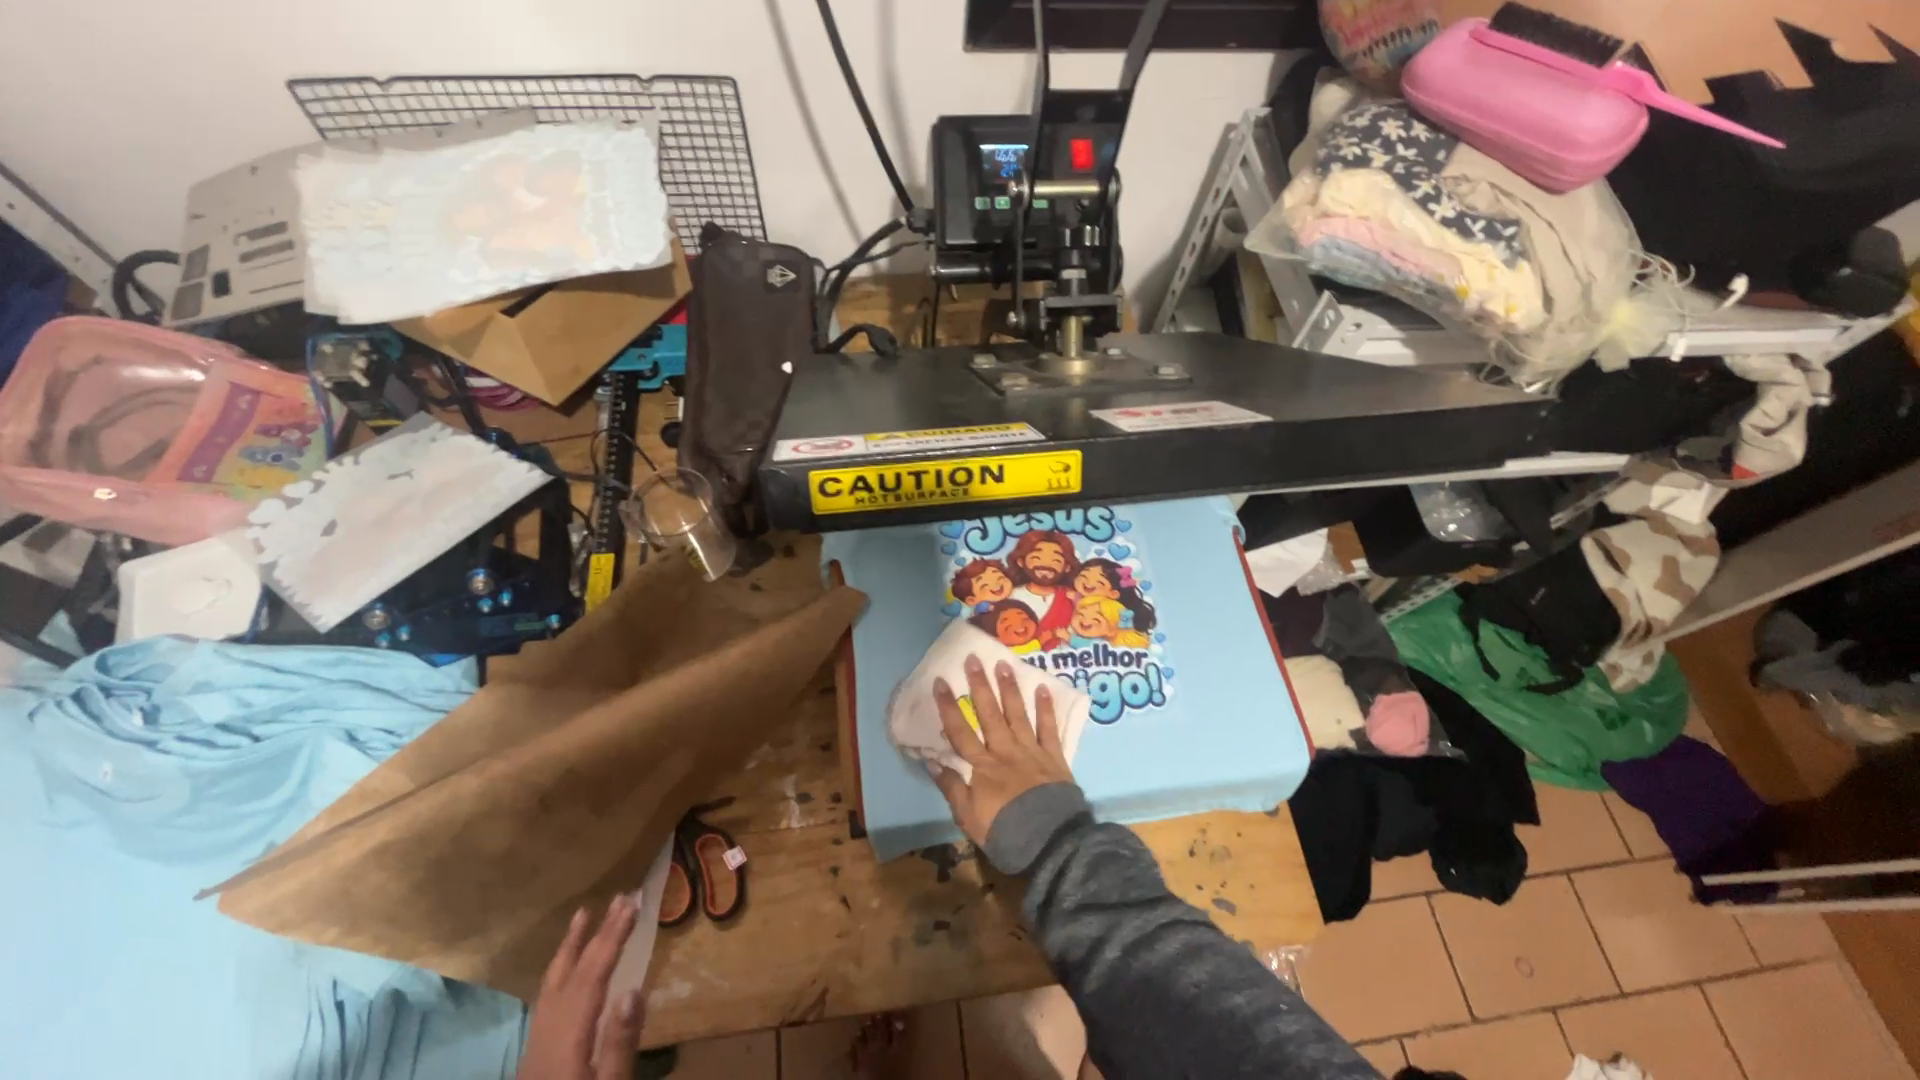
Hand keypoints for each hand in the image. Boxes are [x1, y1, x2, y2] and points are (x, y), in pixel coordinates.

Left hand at [516, 894, 644, 1079]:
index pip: (593, 977)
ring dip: (572, 949)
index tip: (633, 904)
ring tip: (583, 917)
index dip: (613, 938)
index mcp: (568, 1042)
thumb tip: (633, 988)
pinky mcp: (535, 1061)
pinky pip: (547, 1001)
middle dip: (597, 934)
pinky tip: (568, 974)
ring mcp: (537, 1049)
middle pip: (572, 975)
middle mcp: (547, 1037)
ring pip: (551, 987)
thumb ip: (619, 1044)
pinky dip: (560, 974)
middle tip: (620, 897)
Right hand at [927, 654, 1074, 846]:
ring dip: (1010, 689)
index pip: (960, 732)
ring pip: (1017, 714)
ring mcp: (1031, 751)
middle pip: (990, 714)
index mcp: (982, 767)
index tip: (941, 682)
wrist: (1050, 841)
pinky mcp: (1054, 757)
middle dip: (980, 685)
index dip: (948, 707)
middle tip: (973, 659)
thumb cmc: (1005, 832)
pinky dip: (1046, 708)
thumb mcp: (969, 817)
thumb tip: (932, 763)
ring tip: (1004, 664)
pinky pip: (1048, 728)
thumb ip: (952, 788)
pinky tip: (1042, 688)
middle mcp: (1005, 751)